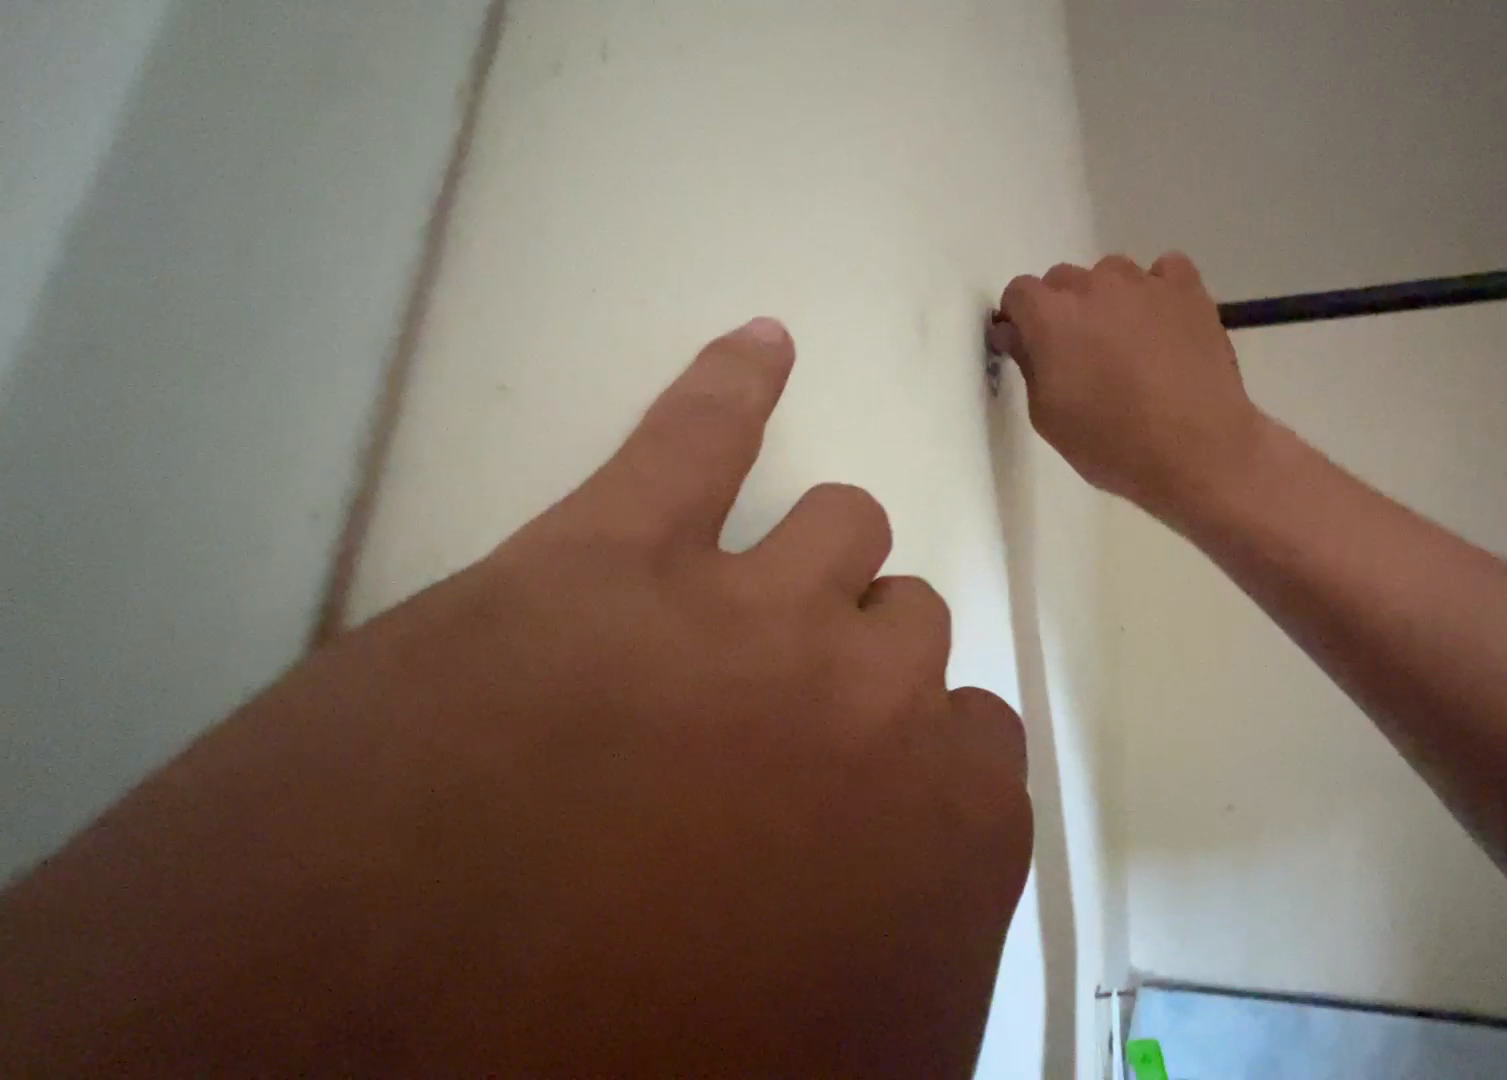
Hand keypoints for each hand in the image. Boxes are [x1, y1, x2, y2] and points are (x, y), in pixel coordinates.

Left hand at [0, 319, 1031, 1076]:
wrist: (362, 1068)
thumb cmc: (636, 1068)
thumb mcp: (852, 1047)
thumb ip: (927, 945)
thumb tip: (936, 885)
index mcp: (946, 826)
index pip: (983, 745)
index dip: (926, 766)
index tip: (873, 794)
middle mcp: (874, 700)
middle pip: (907, 630)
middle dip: (859, 667)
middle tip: (780, 729)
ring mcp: (746, 614)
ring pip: (841, 525)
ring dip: (816, 562)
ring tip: (759, 603)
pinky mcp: (608, 560)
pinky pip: (694, 441)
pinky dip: (731, 386)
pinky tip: (763, 343)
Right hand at [992, 253, 1267, 519]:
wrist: (1196, 450)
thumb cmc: (1111, 444)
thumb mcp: (1049, 418)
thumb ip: (1028, 365)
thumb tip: (1016, 335)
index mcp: (1051, 318)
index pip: (1019, 293)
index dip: (1020, 319)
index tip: (1029, 347)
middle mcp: (1094, 287)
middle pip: (1062, 279)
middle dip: (1061, 310)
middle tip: (1079, 356)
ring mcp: (1145, 283)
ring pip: (1111, 273)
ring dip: (1107, 299)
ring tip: (1125, 343)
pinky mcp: (1188, 291)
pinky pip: (1164, 271)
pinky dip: (1156, 289)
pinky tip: (1161, 324)